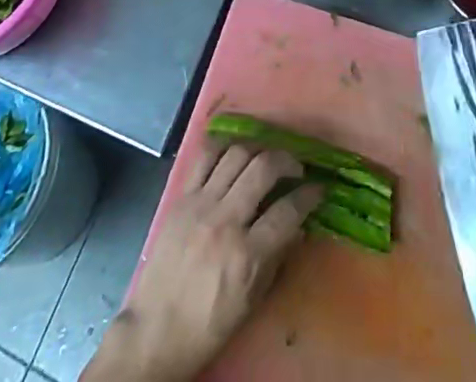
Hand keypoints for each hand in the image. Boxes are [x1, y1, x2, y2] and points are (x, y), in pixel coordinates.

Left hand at [82, 145, 323, 381]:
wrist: (156, 328)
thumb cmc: (210, 323)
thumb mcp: (253, 299)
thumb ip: (277, 257)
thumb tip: (297, 225)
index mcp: (247, 254)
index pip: (288, 210)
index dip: (310, 195)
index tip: (318, 189)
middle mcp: (225, 220)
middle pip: (264, 168)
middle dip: (288, 161)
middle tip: (295, 169)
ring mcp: (200, 204)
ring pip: (235, 154)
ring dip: (258, 150)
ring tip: (266, 159)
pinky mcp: (181, 197)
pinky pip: (204, 157)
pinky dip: (223, 146)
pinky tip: (235, 151)